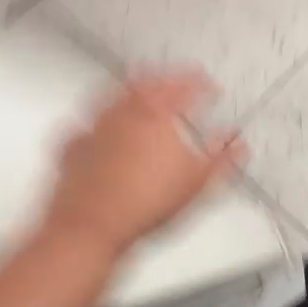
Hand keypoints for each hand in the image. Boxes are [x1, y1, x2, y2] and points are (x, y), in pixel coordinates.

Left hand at [41, 70, 243, 256]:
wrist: (89, 230)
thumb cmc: (140, 205)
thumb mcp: (197, 182)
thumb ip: (222, 158)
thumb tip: (236, 144)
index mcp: (158, 116)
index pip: (184, 87)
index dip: (200, 84)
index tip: (208, 86)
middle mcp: (124, 117)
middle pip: (144, 84)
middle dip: (162, 77)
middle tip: (173, 76)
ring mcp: (94, 130)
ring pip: (110, 98)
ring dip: (126, 90)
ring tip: (135, 88)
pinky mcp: (71, 151)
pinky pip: (81, 127)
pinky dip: (92, 123)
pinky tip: (93, 127)